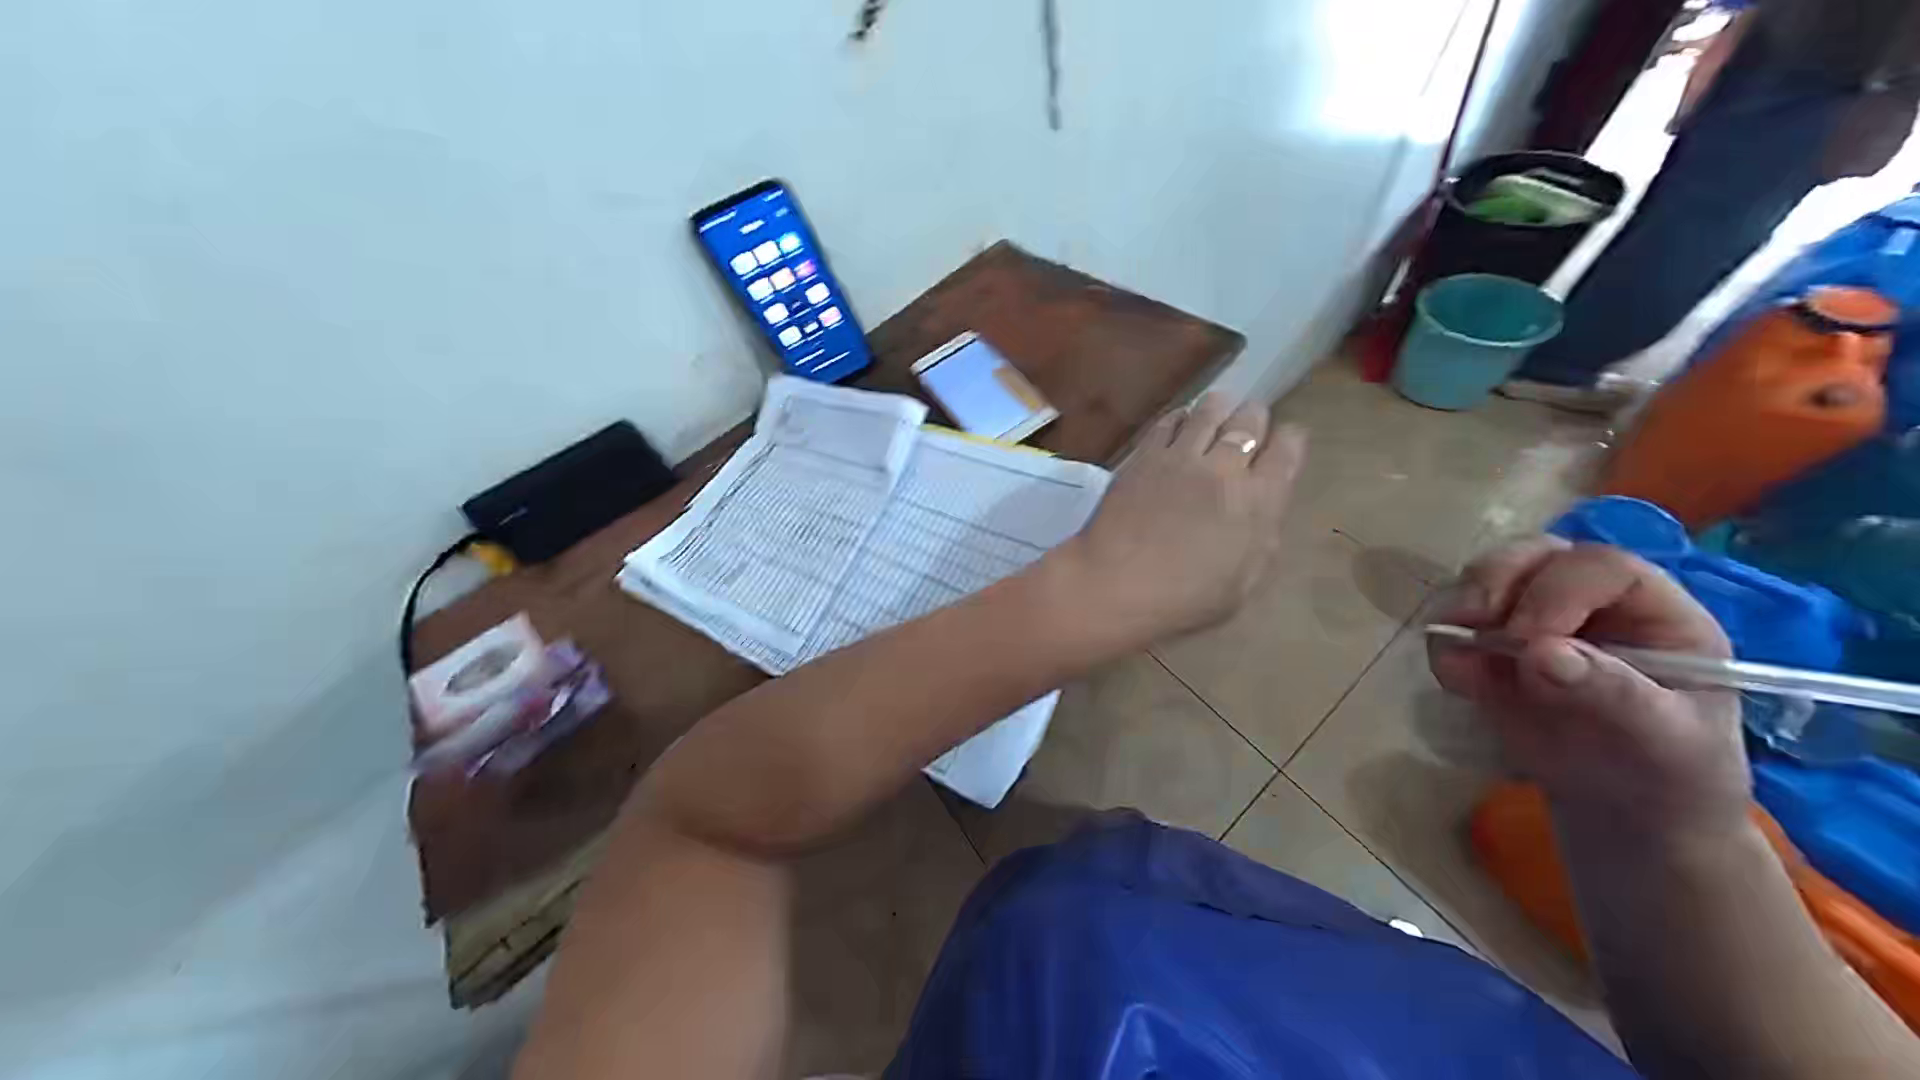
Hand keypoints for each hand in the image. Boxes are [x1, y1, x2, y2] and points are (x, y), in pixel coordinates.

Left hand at [1053, 393, 1306, 641]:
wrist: (1116, 585)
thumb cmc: (1183, 599)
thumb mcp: (1243, 584)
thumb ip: (1261, 541)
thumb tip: (1264, 513)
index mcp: (1260, 501)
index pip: (1289, 449)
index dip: (1290, 441)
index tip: (1285, 443)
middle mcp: (1226, 467)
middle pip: (1250, 420)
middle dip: (1254, 418)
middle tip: (1248, 424)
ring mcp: (1182, 456)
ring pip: (1210, 410)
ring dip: (1219, 408)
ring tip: (1218, 411)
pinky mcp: (1144, 455)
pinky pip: (1168, 421)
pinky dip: (1180, 417)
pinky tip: (1180, 423)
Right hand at [1428, 538, 1749, 840]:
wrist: (1621, 808)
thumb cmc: (1666, 771)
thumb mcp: (1663, 742)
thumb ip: (1612, 694)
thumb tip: (1540, 652)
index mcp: (1654, 611)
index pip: (1602, 567)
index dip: (1559, 590)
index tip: (1529, 640)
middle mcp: (1590, 602)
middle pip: (1533, 556)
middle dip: (1494, 580)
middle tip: (1474, 620)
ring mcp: (1534, 619)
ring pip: (1485, 579)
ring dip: (1460, 610)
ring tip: (1463, 662)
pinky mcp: (1490, 646)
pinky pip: (1453, 626)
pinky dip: (1445, 647)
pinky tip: (1461, 684)